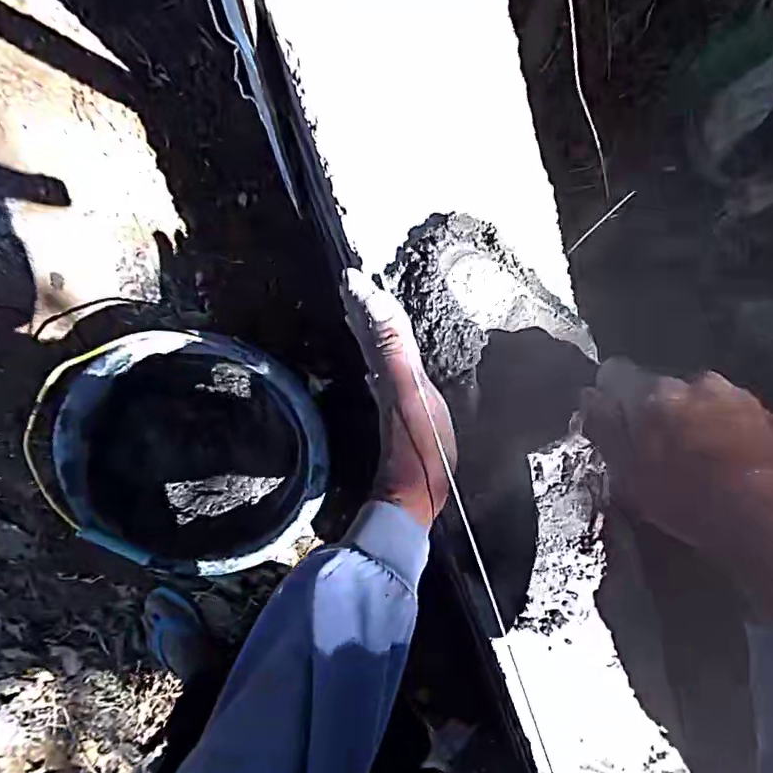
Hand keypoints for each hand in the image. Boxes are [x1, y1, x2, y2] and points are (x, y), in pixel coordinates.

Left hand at [341, 269, 457, 527]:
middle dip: (363, 316)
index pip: (370, 331)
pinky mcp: (403, 423)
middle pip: (368, 343)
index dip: (363, 305)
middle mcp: (384, 386)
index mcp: (386, 375)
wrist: (416, 495)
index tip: (351, 277)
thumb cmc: (420, 447)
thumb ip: (394, 348)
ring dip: (372, 337)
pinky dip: (384, 366)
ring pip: (377, 361)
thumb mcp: (411, 393)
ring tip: (369, 317)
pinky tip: (383, 371)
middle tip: (355, 289)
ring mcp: (392, 406)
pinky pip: (389, 382)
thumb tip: (373, 301)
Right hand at [582, 357, 772, 622]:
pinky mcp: (769, 416)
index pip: (615, 375)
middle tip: (653, 457)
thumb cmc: (691, 503)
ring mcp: (738, 395)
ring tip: (691, 466)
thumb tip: (590, 399)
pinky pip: (729, 417)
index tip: (609, 425)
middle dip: (653, 416)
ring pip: (697, 403)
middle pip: (660, 391)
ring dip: (689, 423)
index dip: (607, 400)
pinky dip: (720, 434)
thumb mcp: (631, 478)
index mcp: (657, 393)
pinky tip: (722, 467)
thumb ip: (605, 432)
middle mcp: (698, 382)